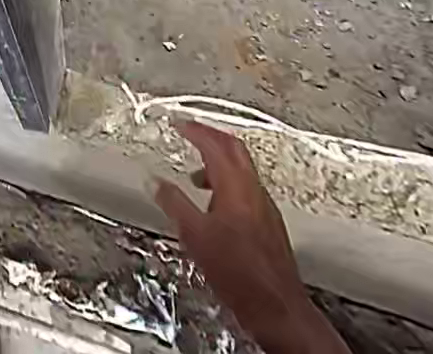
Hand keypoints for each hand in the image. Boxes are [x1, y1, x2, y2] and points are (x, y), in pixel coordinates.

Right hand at [153, 122, 349, 353]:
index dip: (195, 129)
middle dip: (210, 137)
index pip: (214, 143)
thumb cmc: (238, 273)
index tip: (180, 123)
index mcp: (235, 184)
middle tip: (191, 134)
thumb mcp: (194, 236)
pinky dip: (228, 183)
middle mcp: (253, 188)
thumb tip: (154, 182)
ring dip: (218, 163)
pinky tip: (216, 207)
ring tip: (197, 176)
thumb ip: (173, 203)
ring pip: (241, 168)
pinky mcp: (269, 221)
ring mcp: (264, 204)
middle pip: (233, 147)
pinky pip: (247, 187)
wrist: (277, 308)